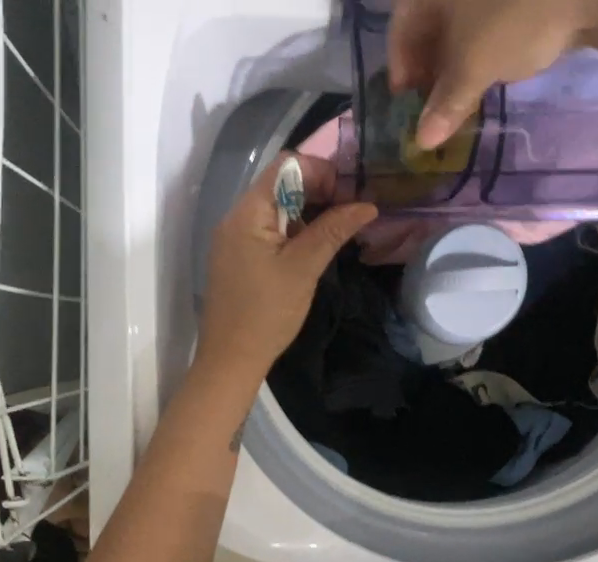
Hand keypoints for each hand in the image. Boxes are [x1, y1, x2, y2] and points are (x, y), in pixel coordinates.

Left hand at [195, 154, 377, 377]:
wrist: (230, 360)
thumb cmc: (266, 314)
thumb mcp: (303, 269)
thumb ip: (333, 231)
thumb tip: (367, 205)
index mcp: (248, 212)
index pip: (287, 166)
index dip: (321, 172)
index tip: (348, 195)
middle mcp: (236, 218)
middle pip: (280, 185)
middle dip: (317, 192)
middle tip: (349, 214)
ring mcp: (233, 239)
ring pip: (275, 210)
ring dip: (307, 214)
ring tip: (336, 232)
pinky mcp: (237, 259)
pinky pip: (267, 232)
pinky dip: (292, 233)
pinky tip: (312, 250)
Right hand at [389, 0, 597, 149]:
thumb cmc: (515, 19)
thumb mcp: (473, 67)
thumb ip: (444, 105)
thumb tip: (422, 142)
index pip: (401, 25)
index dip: (401, 67)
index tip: (407, 101)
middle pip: (431, 20)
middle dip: (429, 64)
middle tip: (434, 103)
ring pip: (461, 18)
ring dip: (456, 57)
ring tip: (462, 93)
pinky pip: (489, 13)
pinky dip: (483, 42)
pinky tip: (490, 68)